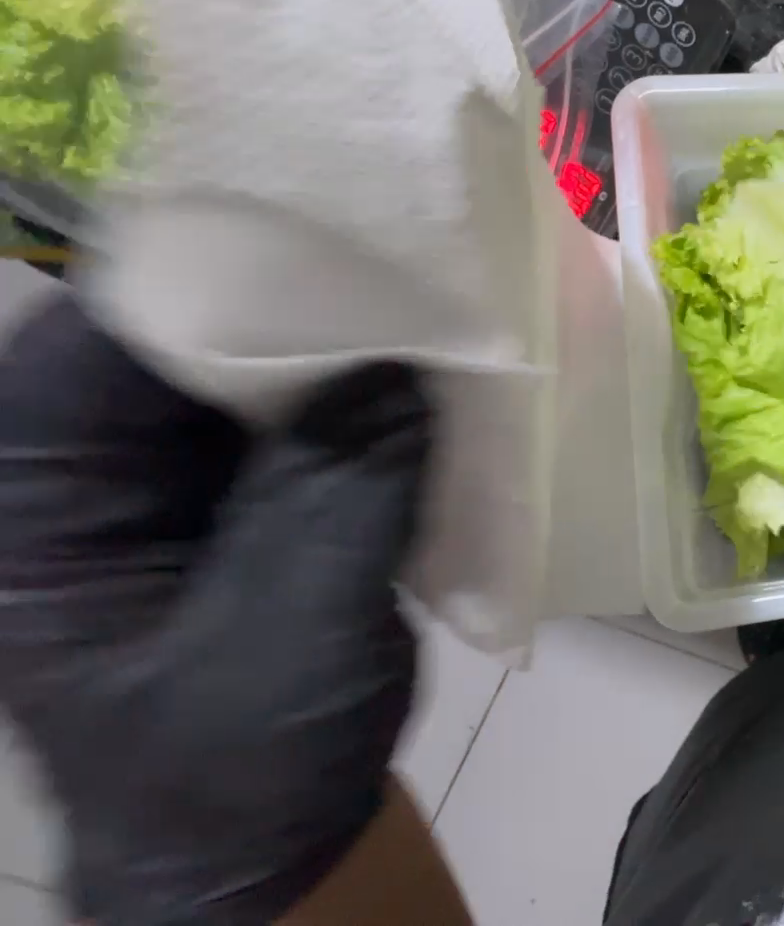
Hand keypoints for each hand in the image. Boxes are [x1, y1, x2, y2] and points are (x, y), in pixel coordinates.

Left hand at [0, 296, 434, 923]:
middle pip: (192, 346)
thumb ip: (340, 498)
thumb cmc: (239, 756)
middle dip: (304, 312)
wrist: (267, 833)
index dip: (220, 284)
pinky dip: (379, 403)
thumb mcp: (286, 631)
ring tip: (444, 324)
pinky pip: (317, 423)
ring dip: (354, 357)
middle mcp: (99, 471)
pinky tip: (442, 389)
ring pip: (266, 380)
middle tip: (418, 281)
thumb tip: (404, 371)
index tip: (344, 249)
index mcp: (40, 500)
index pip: (108, 345)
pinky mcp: (263, 496)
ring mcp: (187, 482)